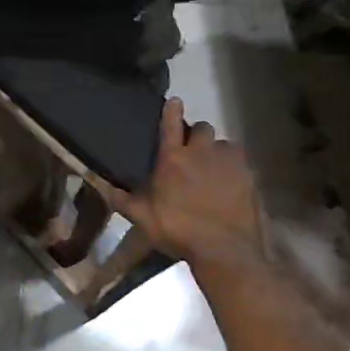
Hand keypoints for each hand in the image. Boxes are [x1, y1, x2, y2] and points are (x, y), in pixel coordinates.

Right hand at [106, 98, 264, 268]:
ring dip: (217, 151)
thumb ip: (123, 200)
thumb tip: (101, 185)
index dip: (171, 109)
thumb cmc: (179, 231)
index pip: (170, 124)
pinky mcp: (248, 174)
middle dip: (197, 134)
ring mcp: (227, 161)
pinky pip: (240, 161)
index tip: (174, 101)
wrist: (224, 249)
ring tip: (215, 167)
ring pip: (223, 143)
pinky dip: (234, 166)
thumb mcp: (144, 219)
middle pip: (202, 128)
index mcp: (173, 159)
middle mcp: (201, 152)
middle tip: (193, 150)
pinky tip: (231, 181)